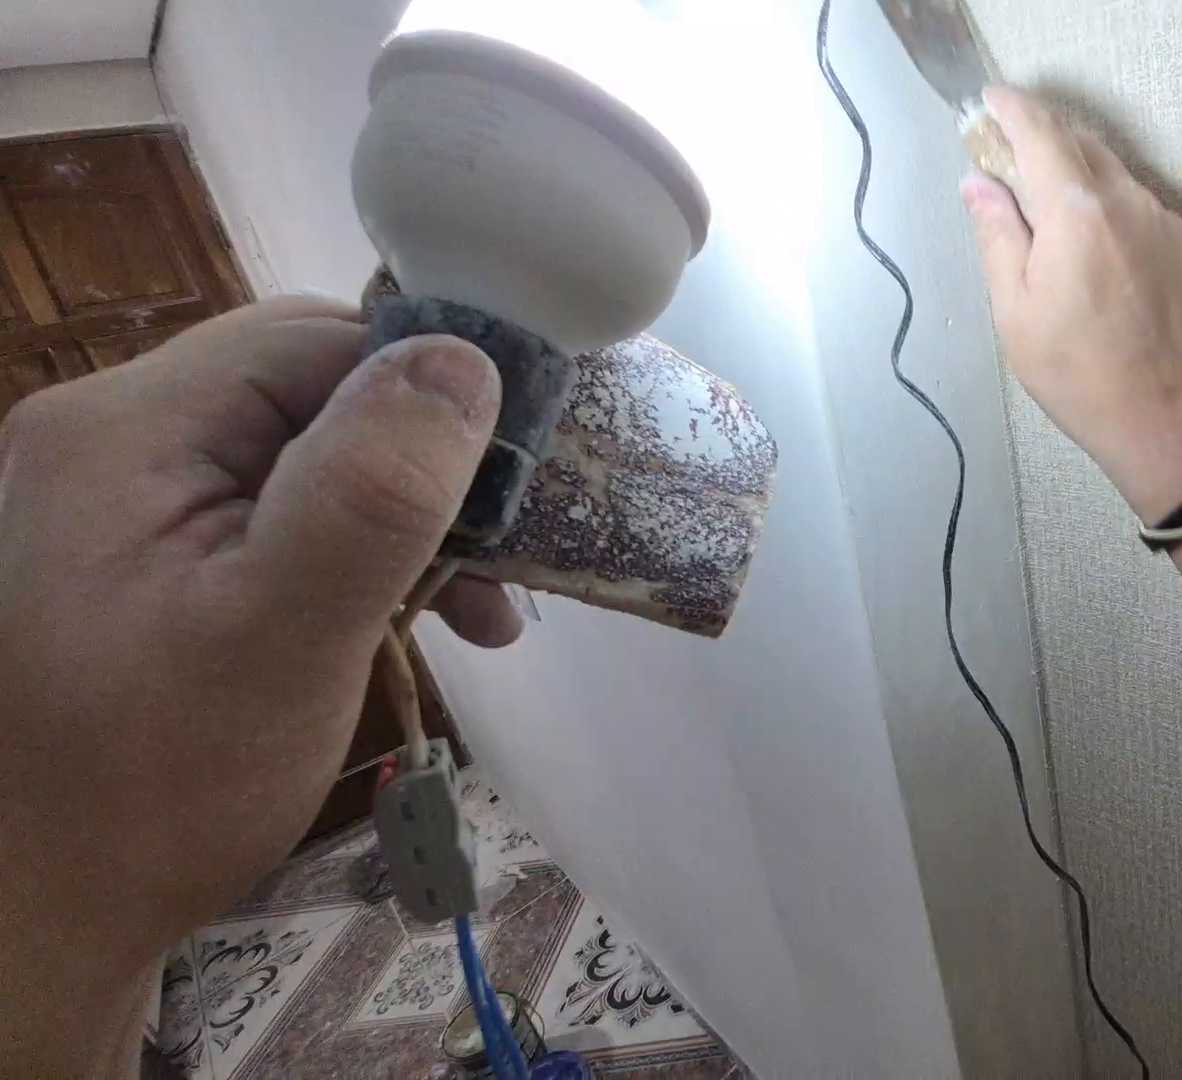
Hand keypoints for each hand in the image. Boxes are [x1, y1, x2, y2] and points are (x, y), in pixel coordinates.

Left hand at [0, 297, 518, 1072]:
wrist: (43, 912)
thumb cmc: (165, 779)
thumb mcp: (288, 630)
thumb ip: (373, 491)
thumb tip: (467, 360)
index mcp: (137, 430)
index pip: (325, 344)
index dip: (437, 391)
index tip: (524, 469)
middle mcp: (137, 440)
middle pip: (337, 393)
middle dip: (445, 464)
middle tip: (513, 544)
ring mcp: (161, 499)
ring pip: (344, 455)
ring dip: (434, 517)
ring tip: (491, 601)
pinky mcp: (193, 551)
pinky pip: (323, 513)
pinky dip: (398, 553)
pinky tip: (447, 615)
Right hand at [963, 86, 1181, 520]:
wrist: (1159, 415)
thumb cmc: (1078, 374)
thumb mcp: (1016, 312)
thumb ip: (997, 236)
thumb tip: (978, 185)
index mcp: (1077, 212)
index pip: (1039, 133)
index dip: (1010, 111)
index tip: (988, 103)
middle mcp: (1126, 201)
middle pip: (1077, 142)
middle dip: (1037, 136)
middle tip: (1003, 152)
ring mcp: (1159, 220)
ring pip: (1108, 168)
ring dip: (1070, 166)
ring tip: (1039, 194)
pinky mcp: (1178, 244)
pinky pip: (1131, 198)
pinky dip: (1100, 195)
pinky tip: (1083, 229)